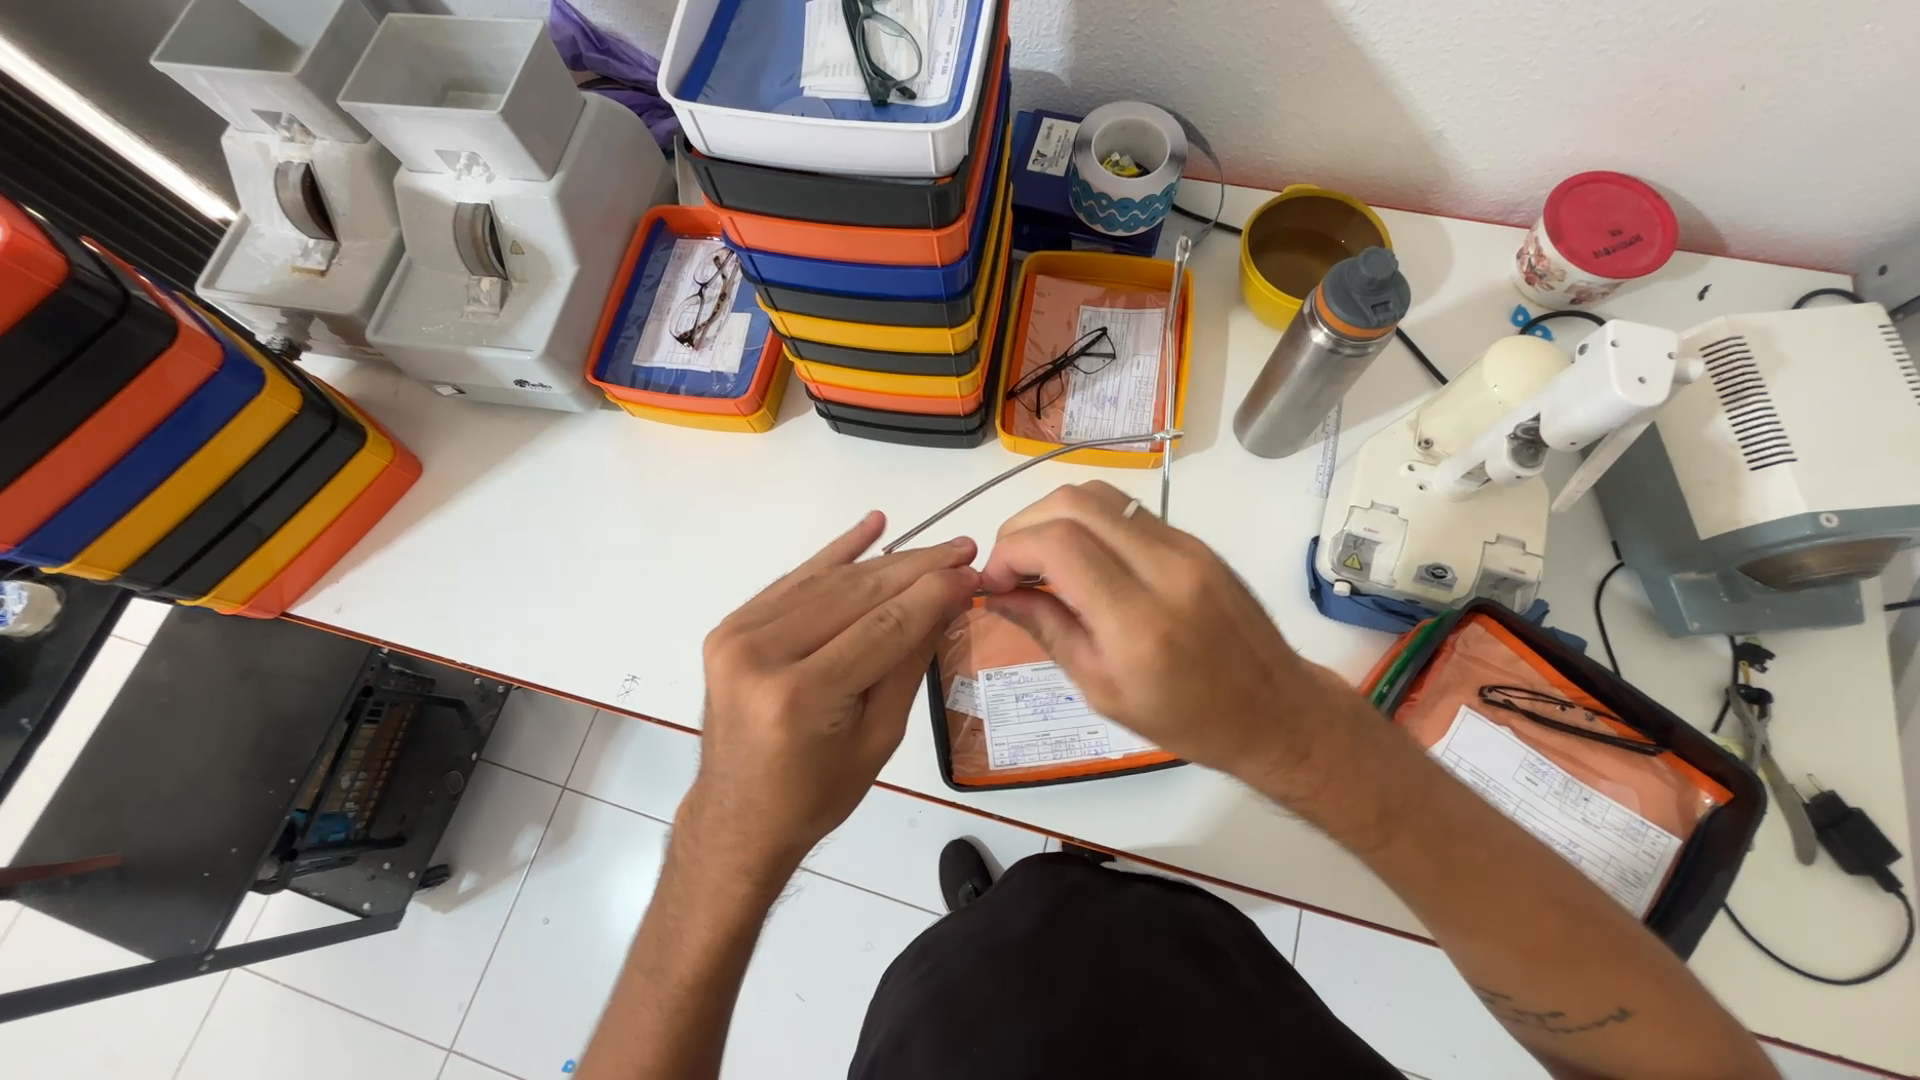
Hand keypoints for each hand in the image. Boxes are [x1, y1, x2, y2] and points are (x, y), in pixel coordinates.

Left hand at [685, 512, 980, 872]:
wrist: (740, 815)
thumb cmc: (816, 794)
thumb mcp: (880, 738)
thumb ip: (909, 663)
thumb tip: (947, 601)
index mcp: (800, 695)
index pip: (884, 625)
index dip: (933, 593)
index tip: (973, 571)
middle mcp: (761, 654)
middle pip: (856, 594)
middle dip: (917, 569)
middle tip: (963, 549)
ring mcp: (738, 636)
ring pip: (830, 582)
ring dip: (886, 561)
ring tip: (935, 547)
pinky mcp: (731, 627)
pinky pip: (795, 581)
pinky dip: (835, 554)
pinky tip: (872, 526)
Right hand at [979, 483, 1381, 802]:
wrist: (1274, 710)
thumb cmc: (1185, 718)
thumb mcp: (1101, 689)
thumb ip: (1047, 629)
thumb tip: (996, 593)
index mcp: (1139, 621)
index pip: (1058, 544)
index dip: (1011, 551)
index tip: (994, 581)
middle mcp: (1165, 568)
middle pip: (1073, 503)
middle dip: (1024, 525)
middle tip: (1010, 566)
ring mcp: (1186, 546)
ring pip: (1099, 495)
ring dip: (1054, 515)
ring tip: (1039, 559)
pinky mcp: (1195, 540)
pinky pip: (1127, 510)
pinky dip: (1087, 522)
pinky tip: (1079, 558)